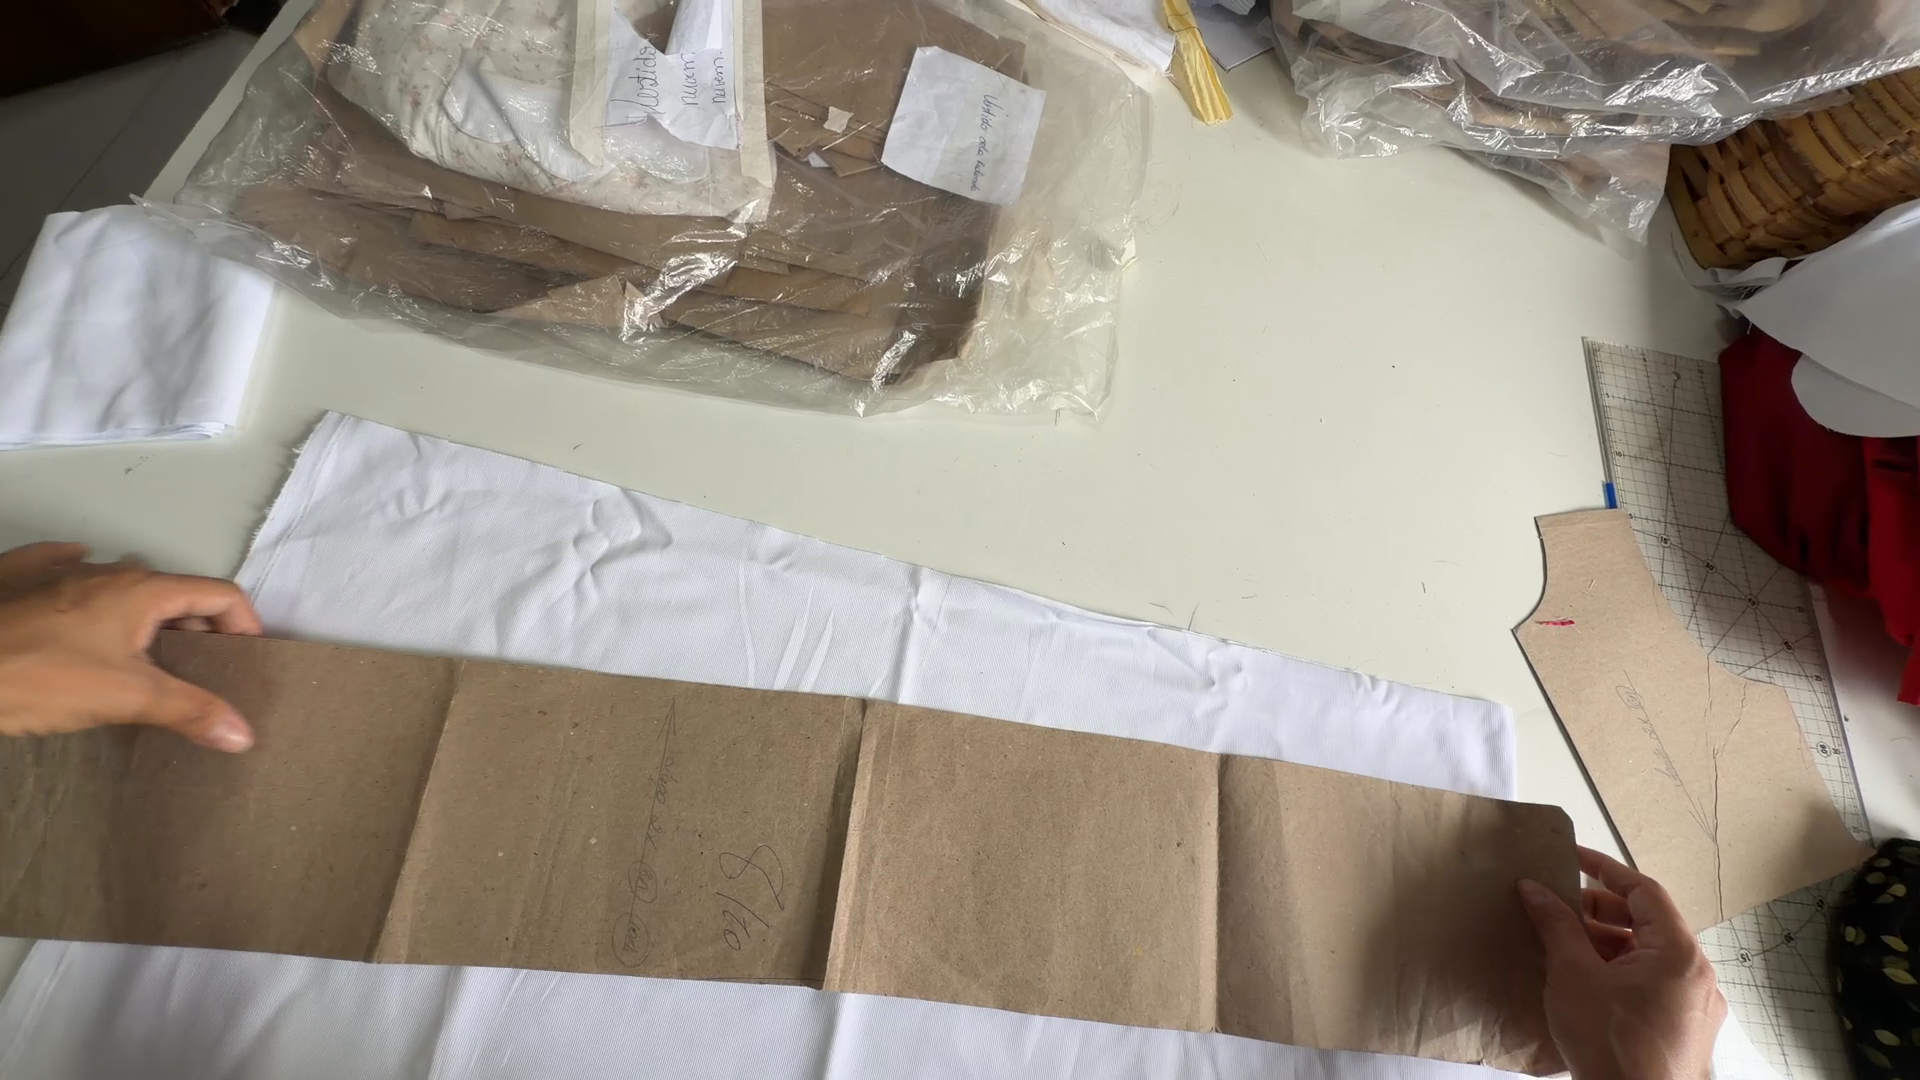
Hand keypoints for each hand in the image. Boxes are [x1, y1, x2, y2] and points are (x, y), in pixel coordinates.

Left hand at [0, 542, 262, 751]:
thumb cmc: (34, 677)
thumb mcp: (123, 699)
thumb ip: (191, 711)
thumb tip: (246, 736)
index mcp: (145, 590)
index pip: (223, 596)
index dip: (244, 625)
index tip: (238, 660)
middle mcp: (107, 571)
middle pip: (176, 591)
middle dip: (196, 626)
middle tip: (191, 667)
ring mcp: (52, 571)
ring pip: (121, 580)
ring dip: (144, 608)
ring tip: (142, 643)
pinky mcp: (6, 580)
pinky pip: (53, 560)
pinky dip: (74, 565)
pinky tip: (74, 568)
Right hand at [1518, 846, 1725, 1079]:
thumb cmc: (1609, 1036)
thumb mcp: (1572, 970)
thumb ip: (1556, 922)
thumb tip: (1534, 887)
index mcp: (1679, 955)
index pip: (1645, 892)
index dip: (1605, 868)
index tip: (1570, 856)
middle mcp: (1698, 976)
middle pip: (1648, 921)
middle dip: (1599, 907)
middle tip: (1556, 905)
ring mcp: (1695, 1005)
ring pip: (1647, 951)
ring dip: (1604, 937)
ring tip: (1562, 941)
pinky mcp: (1684, 1027)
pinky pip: (1651, 978)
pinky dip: (1616, 964)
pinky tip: (1582, 974)